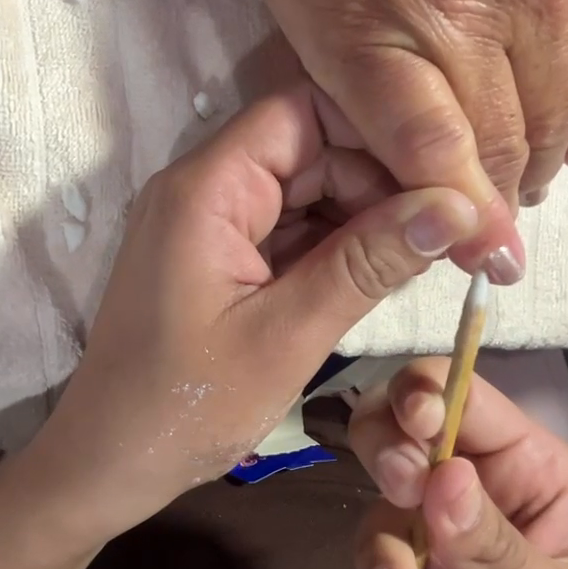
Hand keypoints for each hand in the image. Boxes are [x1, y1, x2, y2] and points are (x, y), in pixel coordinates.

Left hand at [25, 81, 480, 540]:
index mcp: (207, 187)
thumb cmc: (187, 405)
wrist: (108, 460)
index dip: (381, 127)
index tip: (452, 172)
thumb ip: (369, 262)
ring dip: (364, 218)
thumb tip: (456, 206)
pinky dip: (333, 245)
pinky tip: (381, 272)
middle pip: (310, 147)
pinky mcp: (215, 255)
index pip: (305, 109)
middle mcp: (203, 186)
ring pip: (304, 189)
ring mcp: (207, 221)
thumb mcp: (287, 335)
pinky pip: (285, 228)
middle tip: (459, 229)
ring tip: (433, 255)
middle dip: (383, 182)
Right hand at [250, 0, 567, 282]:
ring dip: (501, 190)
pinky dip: (455, 205)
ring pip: (501, 142)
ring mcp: (459, 27)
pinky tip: (475, 250)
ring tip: (488, 209)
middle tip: (522, 186)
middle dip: (545, 165)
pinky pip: (430, 148)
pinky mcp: (381, 58)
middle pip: (557, 117)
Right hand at [311, 359, 567, 568]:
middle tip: (404, 496)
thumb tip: (442, 479)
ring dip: (377, 557)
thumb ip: (504, 551)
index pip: (464, 400)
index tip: (415, 423)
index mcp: (526, 470)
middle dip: (387, 456)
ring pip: (374, 514)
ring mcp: (432, 545)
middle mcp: (469, 494)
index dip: (426, 393)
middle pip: (396, 435)